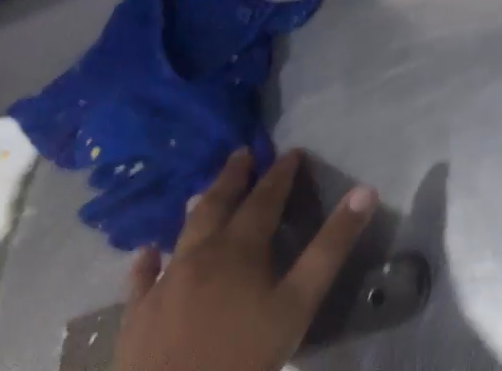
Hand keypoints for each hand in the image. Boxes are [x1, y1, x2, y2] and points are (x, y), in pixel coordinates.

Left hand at [114, 148, 376, 370]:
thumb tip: (365, 190)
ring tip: (203, 192)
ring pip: (180, 237)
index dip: (280, 174)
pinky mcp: (137, 316)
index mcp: (239, 249)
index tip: (292, 151)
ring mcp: (162, 287)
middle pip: (215, 209)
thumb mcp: (302, 299)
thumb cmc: (246, 349)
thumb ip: (332, 244)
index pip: (264, 200)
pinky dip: (146, 261)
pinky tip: (147, 253)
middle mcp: (197, 257)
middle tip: (241, 153)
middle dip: (232, 179)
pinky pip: (141, 279)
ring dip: (197, 211)